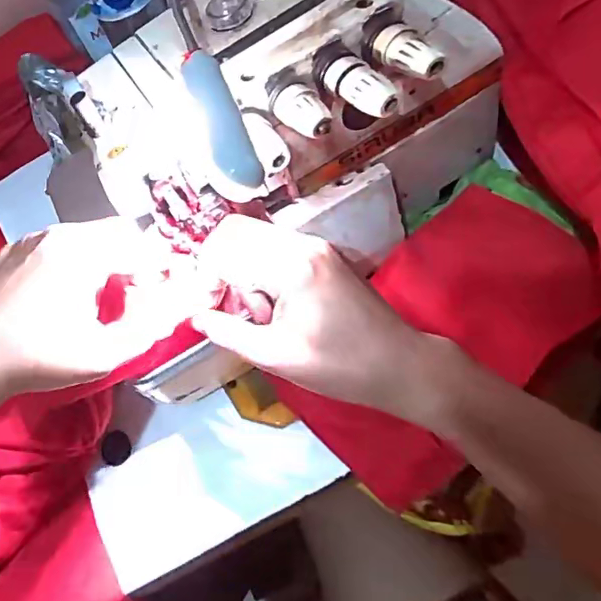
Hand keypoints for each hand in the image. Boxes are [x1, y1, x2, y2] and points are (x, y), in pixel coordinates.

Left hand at [0, 217, 201, 407]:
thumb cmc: (37, 357)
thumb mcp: (102, 354)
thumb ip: (147, 329)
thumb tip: (173, 307)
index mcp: (85, 251)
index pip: (143, 249)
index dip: (162, 274)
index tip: (163, 300)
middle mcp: (60, 233)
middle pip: (117, 233)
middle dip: (136, 260)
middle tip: (136, 297)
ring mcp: (32, 238)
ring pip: (86, 236)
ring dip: (105, 259)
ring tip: (101, 298)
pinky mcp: (12, 250)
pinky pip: (57, 243)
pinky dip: (74, 259)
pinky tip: (63, 294)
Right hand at [190, 215, 459, 419]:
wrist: (403, 365)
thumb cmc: (342, 367)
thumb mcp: (277, 357)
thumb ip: (229, 332)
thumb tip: (197, 316)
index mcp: (293, 266)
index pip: (224, 251)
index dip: (205, 280)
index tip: (209, 310)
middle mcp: (302, 244)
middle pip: (234, 233)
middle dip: (219, 269)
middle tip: (230, 308)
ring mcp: (314, 245)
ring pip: (251, 240)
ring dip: (241, 272)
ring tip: (260, 315)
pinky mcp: (321, 254)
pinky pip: (272, 250)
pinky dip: (260, 272)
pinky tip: (274, 307)